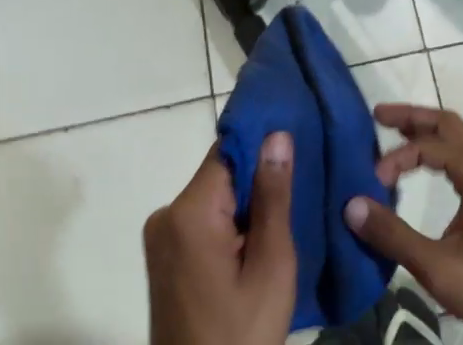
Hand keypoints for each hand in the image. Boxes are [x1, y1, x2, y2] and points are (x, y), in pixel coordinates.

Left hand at [144, 132, 296, 344]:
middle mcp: (166, 214)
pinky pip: (203, 222)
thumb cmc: (242, 333)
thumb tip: (277, 135)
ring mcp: (160, 238)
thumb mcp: (271, 266)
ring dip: (246, 207)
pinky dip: (230, 227)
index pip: (229, 152)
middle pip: (221, 176)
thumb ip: (273, 198)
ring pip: (214, 199)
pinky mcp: (164, 257)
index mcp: (188, 212)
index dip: (263, 147)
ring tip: (285, 220)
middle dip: (258, 183)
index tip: (300, 146)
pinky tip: (257, 244)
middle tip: (302, 192)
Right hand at [344, 105, 462, 344]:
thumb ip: (392, 234)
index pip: (430, 145)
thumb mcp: (436, 266)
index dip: (398, 156)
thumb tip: (351, 205)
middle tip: (378, 115)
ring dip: (427, 132)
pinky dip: (439, 152)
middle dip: (413, 117)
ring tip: (394, 132)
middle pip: (448, 125)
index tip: (374, 180)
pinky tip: (422, 166)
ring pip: (458, 139)